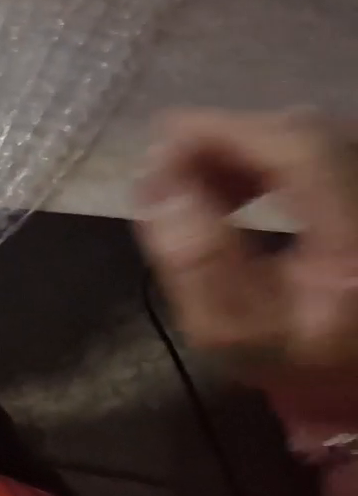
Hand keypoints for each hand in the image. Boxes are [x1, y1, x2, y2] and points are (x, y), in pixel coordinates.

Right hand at [134, 108, 357, 438]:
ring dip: (243, 148)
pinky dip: (267, 160)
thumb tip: (160, 183)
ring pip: (315, 138)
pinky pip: (323, 155)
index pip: (299, 149)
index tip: (157, 145)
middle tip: (170, 169)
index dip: (222, 132)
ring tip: (199, 184)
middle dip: (225, 138)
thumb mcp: (228, 328)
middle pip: (308, 134)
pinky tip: (238, 189)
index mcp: (357, 242)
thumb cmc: (291, 363)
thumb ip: (192, 259)